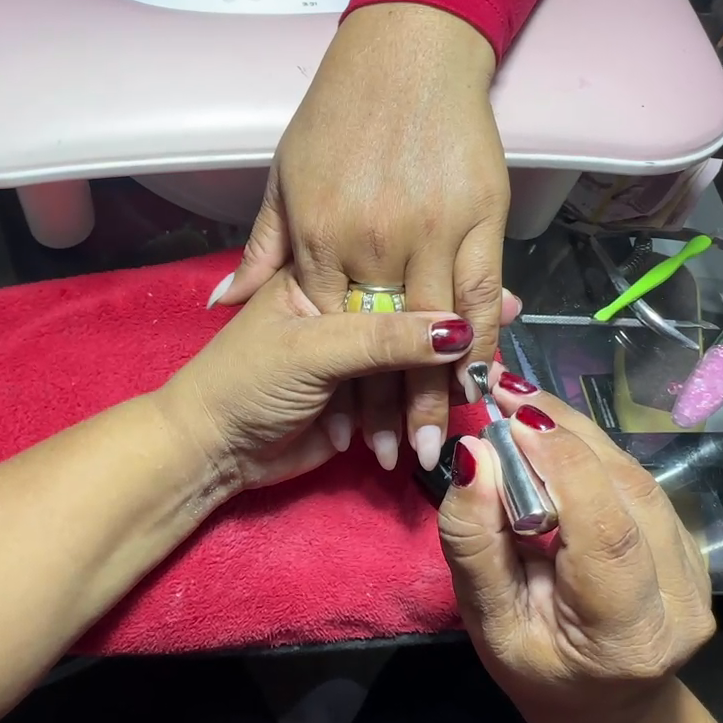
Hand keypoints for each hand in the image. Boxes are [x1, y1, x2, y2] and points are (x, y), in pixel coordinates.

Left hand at [159, 269, 475, 491]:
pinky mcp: (357, 398)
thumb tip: (457, 333)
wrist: (213, 448)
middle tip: (509, 332)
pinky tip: (464, 397)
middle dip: (456, 329)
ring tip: (492, 373)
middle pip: (411, 315)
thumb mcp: (312, 351)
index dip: (444, 286)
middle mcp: (342, 310)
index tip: (500, 297)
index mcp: (323, 279)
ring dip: (446, 371)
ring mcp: (351, 357)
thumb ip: (381, 339)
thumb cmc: (247, 381)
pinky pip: (402, 394)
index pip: (397, 274)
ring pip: (410, 357)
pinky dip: (430, 399)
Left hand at [213, 3, 508, 477]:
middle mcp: (373, 241)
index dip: (349, 383)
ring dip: (441, 387)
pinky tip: (485, 372)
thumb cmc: (333, 121)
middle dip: (398, 406)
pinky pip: (481, 292)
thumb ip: (264, 251)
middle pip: (385, 341)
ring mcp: (428, 229)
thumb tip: (222, 299)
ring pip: (435, 327)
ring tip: (448, 436)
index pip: (335, 331)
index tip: (355, 435)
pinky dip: (483, 336)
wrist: (400, 51)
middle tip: (408, 457)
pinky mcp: (478, 216)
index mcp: (320, 238)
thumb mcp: (284, 183)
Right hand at [436, 386, 713, 722]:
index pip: (605, 533)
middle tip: (503, 390)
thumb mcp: (486, 621)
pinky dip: (591, 449)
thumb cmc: (536, 669)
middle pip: (629, 491)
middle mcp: (681, 599)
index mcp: (627, 634)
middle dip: (564, 432)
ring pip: (637, 477)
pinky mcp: (690, 544)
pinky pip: (638, 482)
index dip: (561, 464)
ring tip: (519, 401)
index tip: (507, 415)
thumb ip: (475, 543)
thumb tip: (474, 455)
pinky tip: (552, 433)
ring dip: (576, 432)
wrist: (607, 706)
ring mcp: (697, 569)